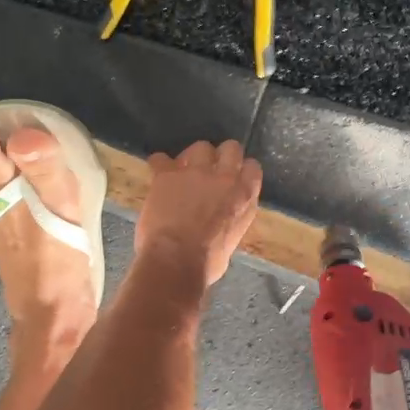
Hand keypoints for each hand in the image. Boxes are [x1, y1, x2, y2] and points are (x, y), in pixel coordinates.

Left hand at [136, 140, 262, 287]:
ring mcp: (195, 172)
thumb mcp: (233, 239)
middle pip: (230, 148)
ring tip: (183, 171)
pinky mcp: (167, 174)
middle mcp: (224, 177)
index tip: (234, 177)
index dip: (241, 170)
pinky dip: (159, 165)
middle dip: (221, 156)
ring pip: (199, 147)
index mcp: (244, 196)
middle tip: (209, 170)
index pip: (252, 168)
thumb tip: (222, 217)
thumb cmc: (207, 262)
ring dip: (192, 158)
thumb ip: (232, 218)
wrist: (176, 261)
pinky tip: (157, 174)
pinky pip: (161, 159)